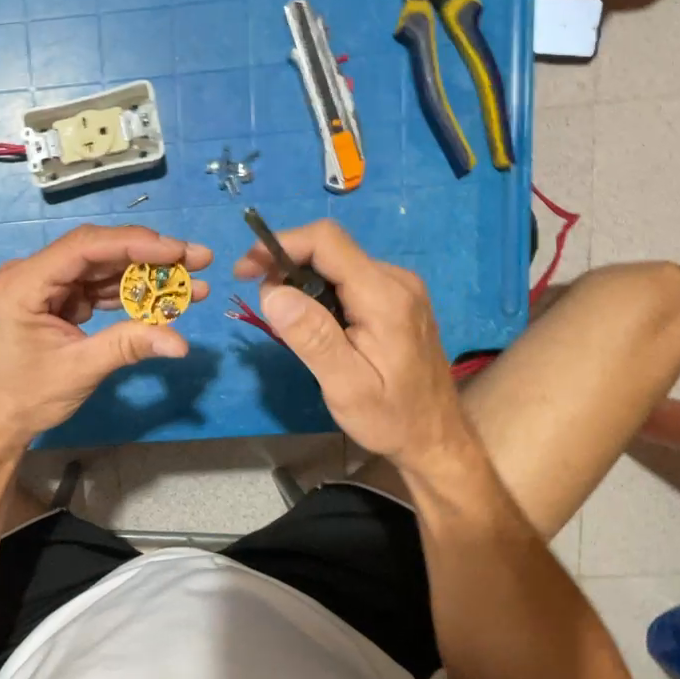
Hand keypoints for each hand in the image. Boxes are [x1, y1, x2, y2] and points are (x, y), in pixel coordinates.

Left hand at [0, 225, 211, 450]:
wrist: (2, 420)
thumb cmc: (29, 397)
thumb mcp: (80, 370)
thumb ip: (128, 347)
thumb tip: (182, 343)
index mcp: (24, 284)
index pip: (84, 248)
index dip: (133, 243)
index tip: (177, 250)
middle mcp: (32, 274)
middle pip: (98, 251)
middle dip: (149, 255)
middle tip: (198, 258)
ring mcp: (46, 285)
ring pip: (104, 267)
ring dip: (147, 274)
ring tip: (193, 280)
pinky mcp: (59, 299)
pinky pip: (99, 286)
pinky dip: (131, 292)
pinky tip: (165, 297)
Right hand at [235, 219, 472, 467]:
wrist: (436, 437)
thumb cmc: (390, 418)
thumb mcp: (345, 386)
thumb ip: (312, 337)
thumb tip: (272, 293)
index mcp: (384, 296)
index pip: (326, 241)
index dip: (279, 245)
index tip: (244, 271)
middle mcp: (396, 280)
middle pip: (330, 249)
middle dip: (285, 265)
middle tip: (260, 304)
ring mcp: (400, 288)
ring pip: (337, 264)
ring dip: (301, 282)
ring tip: (282, 321)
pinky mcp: (398, 300)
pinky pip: (350, 280)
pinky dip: (320, 292)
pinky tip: (312, 325)